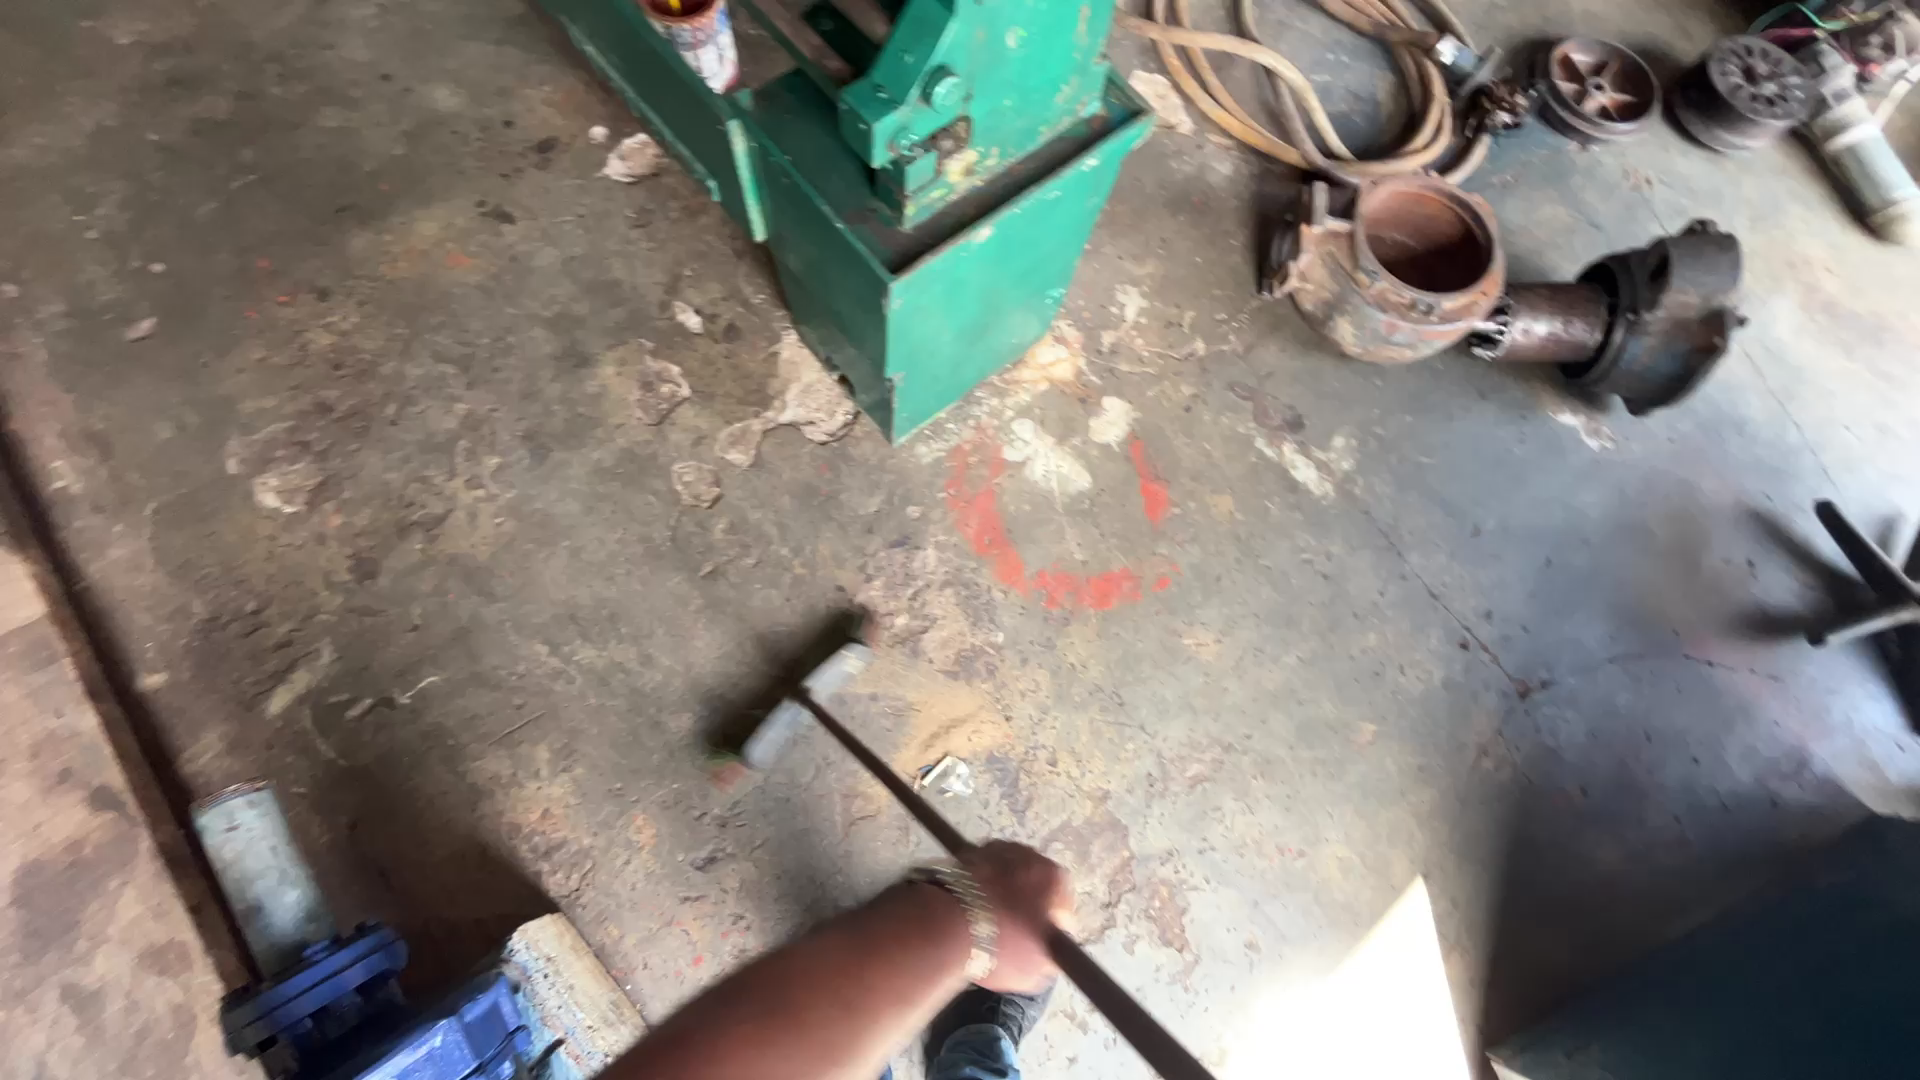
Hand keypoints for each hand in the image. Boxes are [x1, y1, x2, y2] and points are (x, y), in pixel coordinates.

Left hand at [959, 841, 1073, 993]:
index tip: (1038, 946)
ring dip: (1006, 891)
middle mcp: (1031, 855)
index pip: (1064, 911)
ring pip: (1010, 875)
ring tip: (990, 920)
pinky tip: (973, 907)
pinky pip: (985, 872)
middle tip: (1014, 934)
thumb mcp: (1037, 970)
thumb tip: (1046, 955)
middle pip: (1037, 885)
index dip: (1053, 932)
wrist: (948, 924)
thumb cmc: (1001, 947)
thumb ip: (1051, 957)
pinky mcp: (969, 851)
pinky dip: (983, 885)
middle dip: (1029, 905)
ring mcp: (998, 848)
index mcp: (1056, 879)